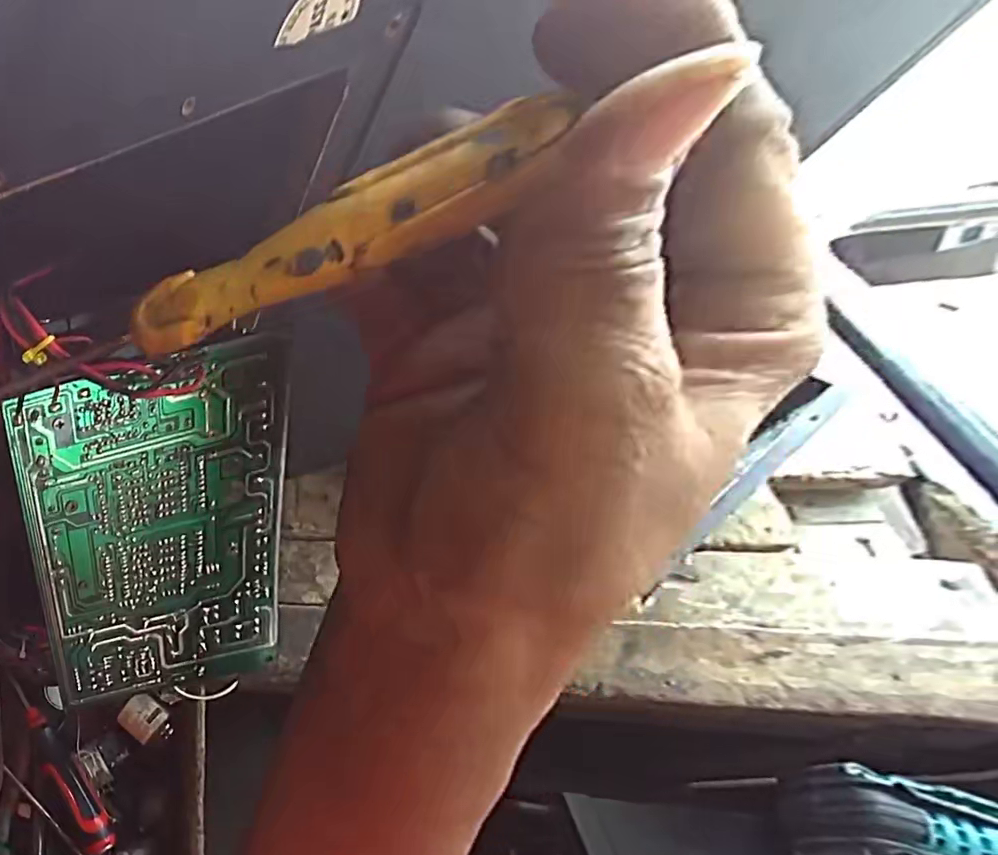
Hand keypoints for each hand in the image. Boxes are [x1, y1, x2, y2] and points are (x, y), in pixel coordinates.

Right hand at [337, 0, 820, 670]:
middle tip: (431, 150)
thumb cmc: (538, 539)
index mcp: (714, 307)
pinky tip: (323, 258)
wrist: (432, 613)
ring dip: (415, 206)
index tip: (577, 18)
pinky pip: (395, 283)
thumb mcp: (585, 405)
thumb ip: (601, 263)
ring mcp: (510, 323)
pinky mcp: (428, 351)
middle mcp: (612, 301)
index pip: (713, 150)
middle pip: (572, 175)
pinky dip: (358, 265)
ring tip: (363, 204)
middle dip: (504, 148)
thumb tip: (663, 92)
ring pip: (471, 225)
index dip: (656, 69)